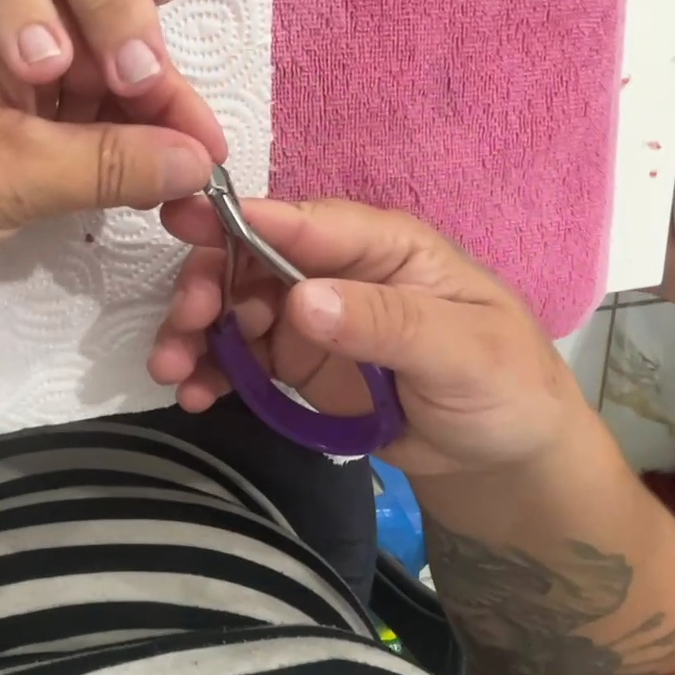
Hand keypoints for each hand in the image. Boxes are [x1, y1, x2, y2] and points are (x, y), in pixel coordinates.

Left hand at [0, 0, 215, 333]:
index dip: (165, 89)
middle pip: (95, 64)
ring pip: (76, 105)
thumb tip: (201, 163)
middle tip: (198, 180)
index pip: (104, 30)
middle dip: (151, 121)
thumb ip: (113, 163)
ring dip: (123, 147)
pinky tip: (123, 189)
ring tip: (171, 193)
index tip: (212, 149)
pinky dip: (87, 163)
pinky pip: (49, 137)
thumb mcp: (13, 173)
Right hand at [150, 198, 589, 474]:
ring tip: (172, 370)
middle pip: (250, 260)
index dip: (243, 217)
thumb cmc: (502, 385)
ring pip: (231, 307)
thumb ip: (386, 322)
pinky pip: (236, 357)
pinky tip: (193, 395)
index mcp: (379, 246)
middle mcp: (331, 270)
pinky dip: (208, 371)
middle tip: (186, 323)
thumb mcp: (463, 352)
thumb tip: (301, 300)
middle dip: (207, 284)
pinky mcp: (290, 360)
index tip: (185, 220)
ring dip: (194, 332)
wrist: (498, 456)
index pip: (304, 223)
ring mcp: (305, 316)